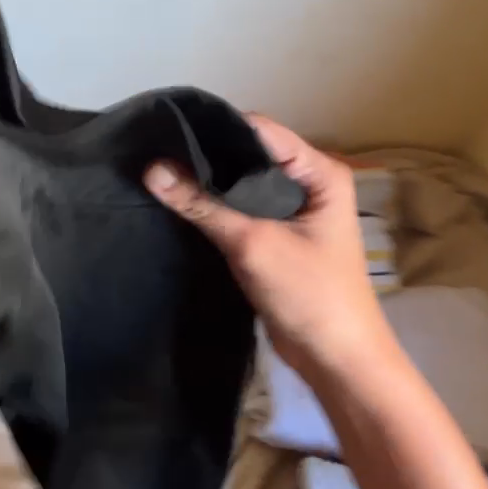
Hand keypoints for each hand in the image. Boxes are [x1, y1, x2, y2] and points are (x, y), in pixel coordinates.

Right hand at [143, 115, 390, 371]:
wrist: (335, 359)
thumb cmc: (308, 294)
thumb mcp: (252, 243)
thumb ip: (201, 204)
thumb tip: (151, 170)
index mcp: (319, 172)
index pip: (259, 131)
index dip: (215, 128)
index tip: (169, 131)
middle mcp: (307, 183)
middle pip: (248, 154)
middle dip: (205, 155)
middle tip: (156, 153)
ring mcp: (291, 210)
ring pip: (240, 183)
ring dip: (206, 182)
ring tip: (159, 174)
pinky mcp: (274, 235)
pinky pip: (239, 208)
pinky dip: (212, 206)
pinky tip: (179, 203)